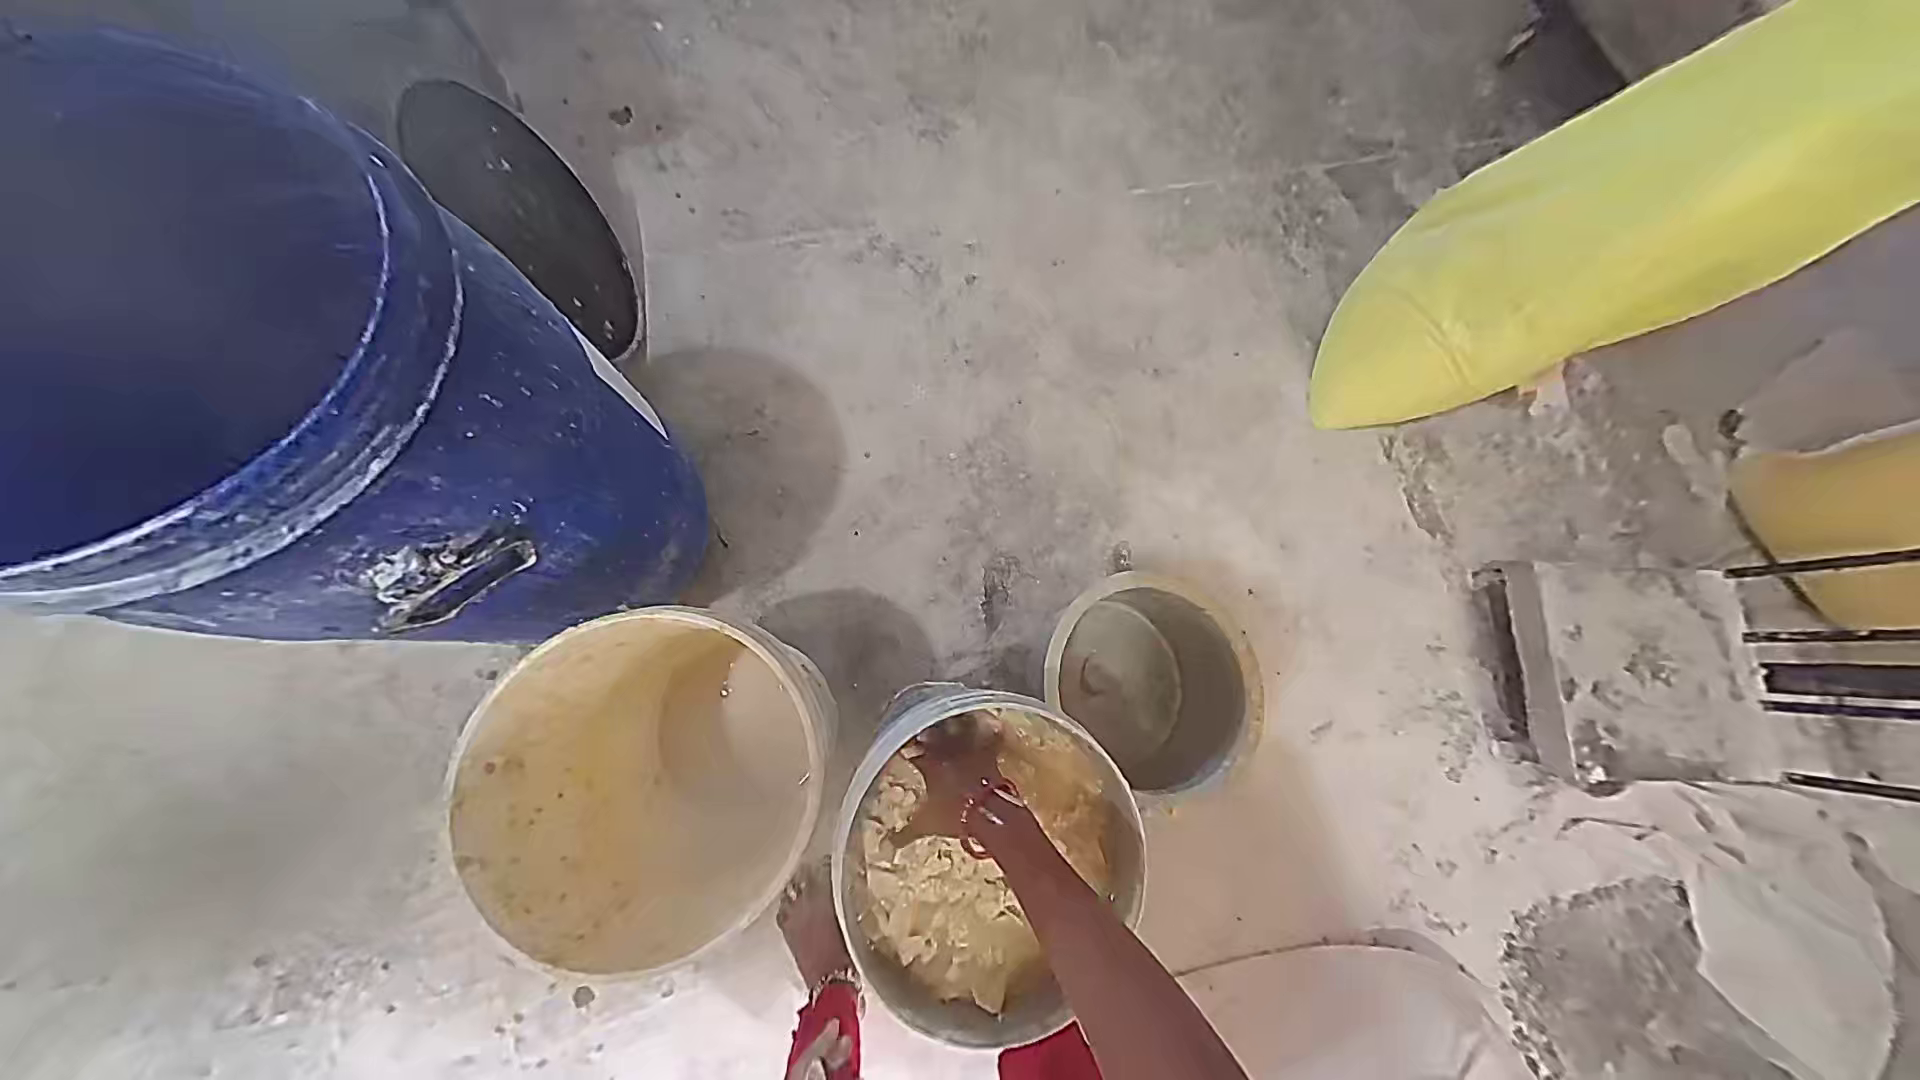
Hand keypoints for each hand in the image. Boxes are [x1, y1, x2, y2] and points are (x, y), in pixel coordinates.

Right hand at [897, 711, 1004, 842]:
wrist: (989, 810)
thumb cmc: (954, 814)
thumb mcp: (926, 825)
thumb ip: (905, 833)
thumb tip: (887, 844)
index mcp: (927, 761)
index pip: (911, 748)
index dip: (909, 749)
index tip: (906, 752)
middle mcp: (946, 746)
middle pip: (934, 730)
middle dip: (930, 732)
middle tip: (928, 737)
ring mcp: (969, 744)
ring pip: (959, 724)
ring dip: (957, 725)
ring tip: (955, 728)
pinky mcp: (990, 747)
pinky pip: (989, 731)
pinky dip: (989, 729)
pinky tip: (989, 726)